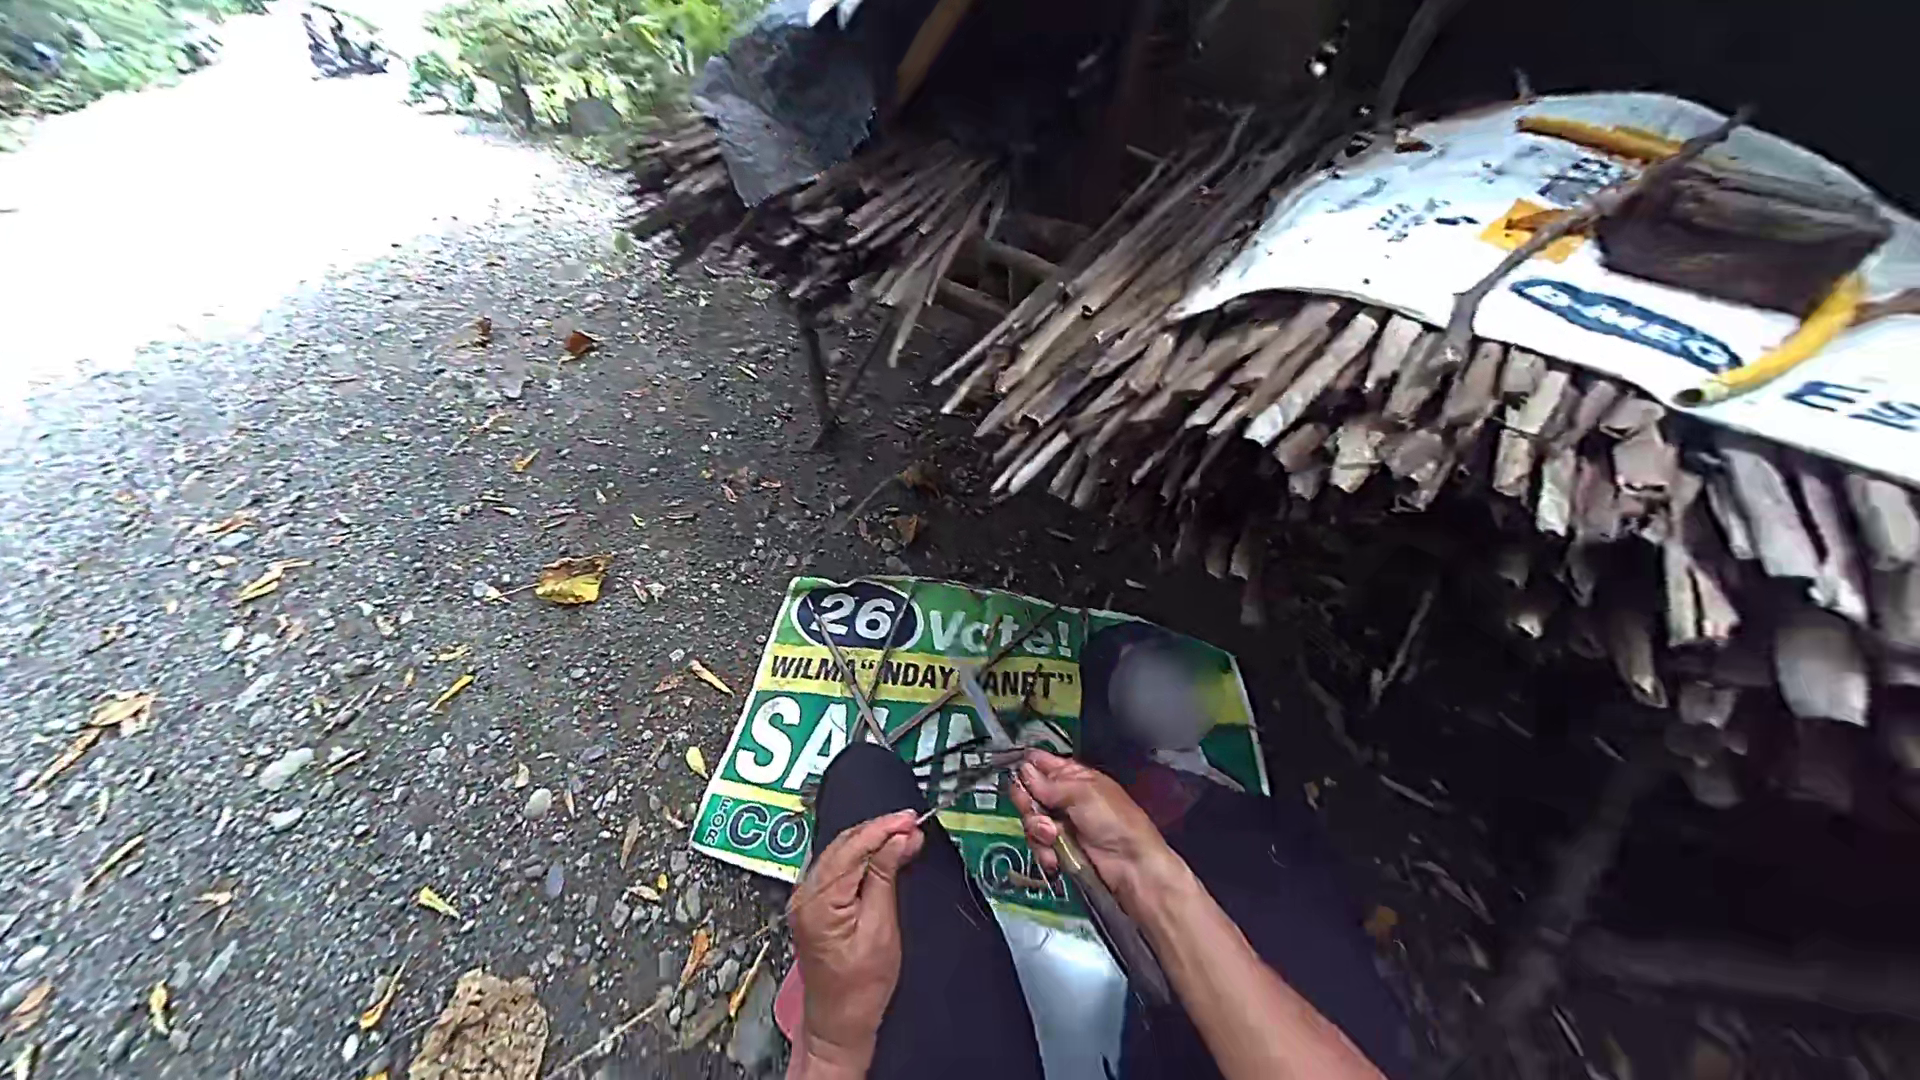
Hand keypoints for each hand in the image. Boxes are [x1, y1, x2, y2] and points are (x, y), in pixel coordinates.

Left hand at [788, 810, 924, 1076]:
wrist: (839, 1024)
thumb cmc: (859, 989)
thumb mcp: (881, 928)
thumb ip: (885, 876)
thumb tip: (898, 839)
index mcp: (818, 901)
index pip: (853, 846)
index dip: (884, 828)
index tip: (909, 819)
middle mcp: (805, 894)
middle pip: (845, 843)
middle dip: (880, 830)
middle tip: (911, 824)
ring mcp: (806, 897)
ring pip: (842, 850)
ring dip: (873, 839)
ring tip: (903, 833)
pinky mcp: (814, 901)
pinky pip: (839, 863)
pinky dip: (862, 853)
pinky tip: (882, 850)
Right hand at [1010, 750, 1180, 908]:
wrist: (1131, 866)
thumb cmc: (1113, 820)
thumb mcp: (1083, 793)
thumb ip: (1049, 784)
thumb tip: (1023, 770)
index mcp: (1073, 775)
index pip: (1041, 763)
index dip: (1026, 766)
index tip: (1017, 774)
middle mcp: (1063, 796)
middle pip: (1028, 792)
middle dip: (1027, 802)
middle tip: (1034, 809)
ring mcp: (1060, 824)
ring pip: (1030, 820)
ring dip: (1037, 829)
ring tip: (1052, 836)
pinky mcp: (1059, 848)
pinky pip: (1038, 844)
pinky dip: (1043, 850)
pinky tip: (1054, 855)